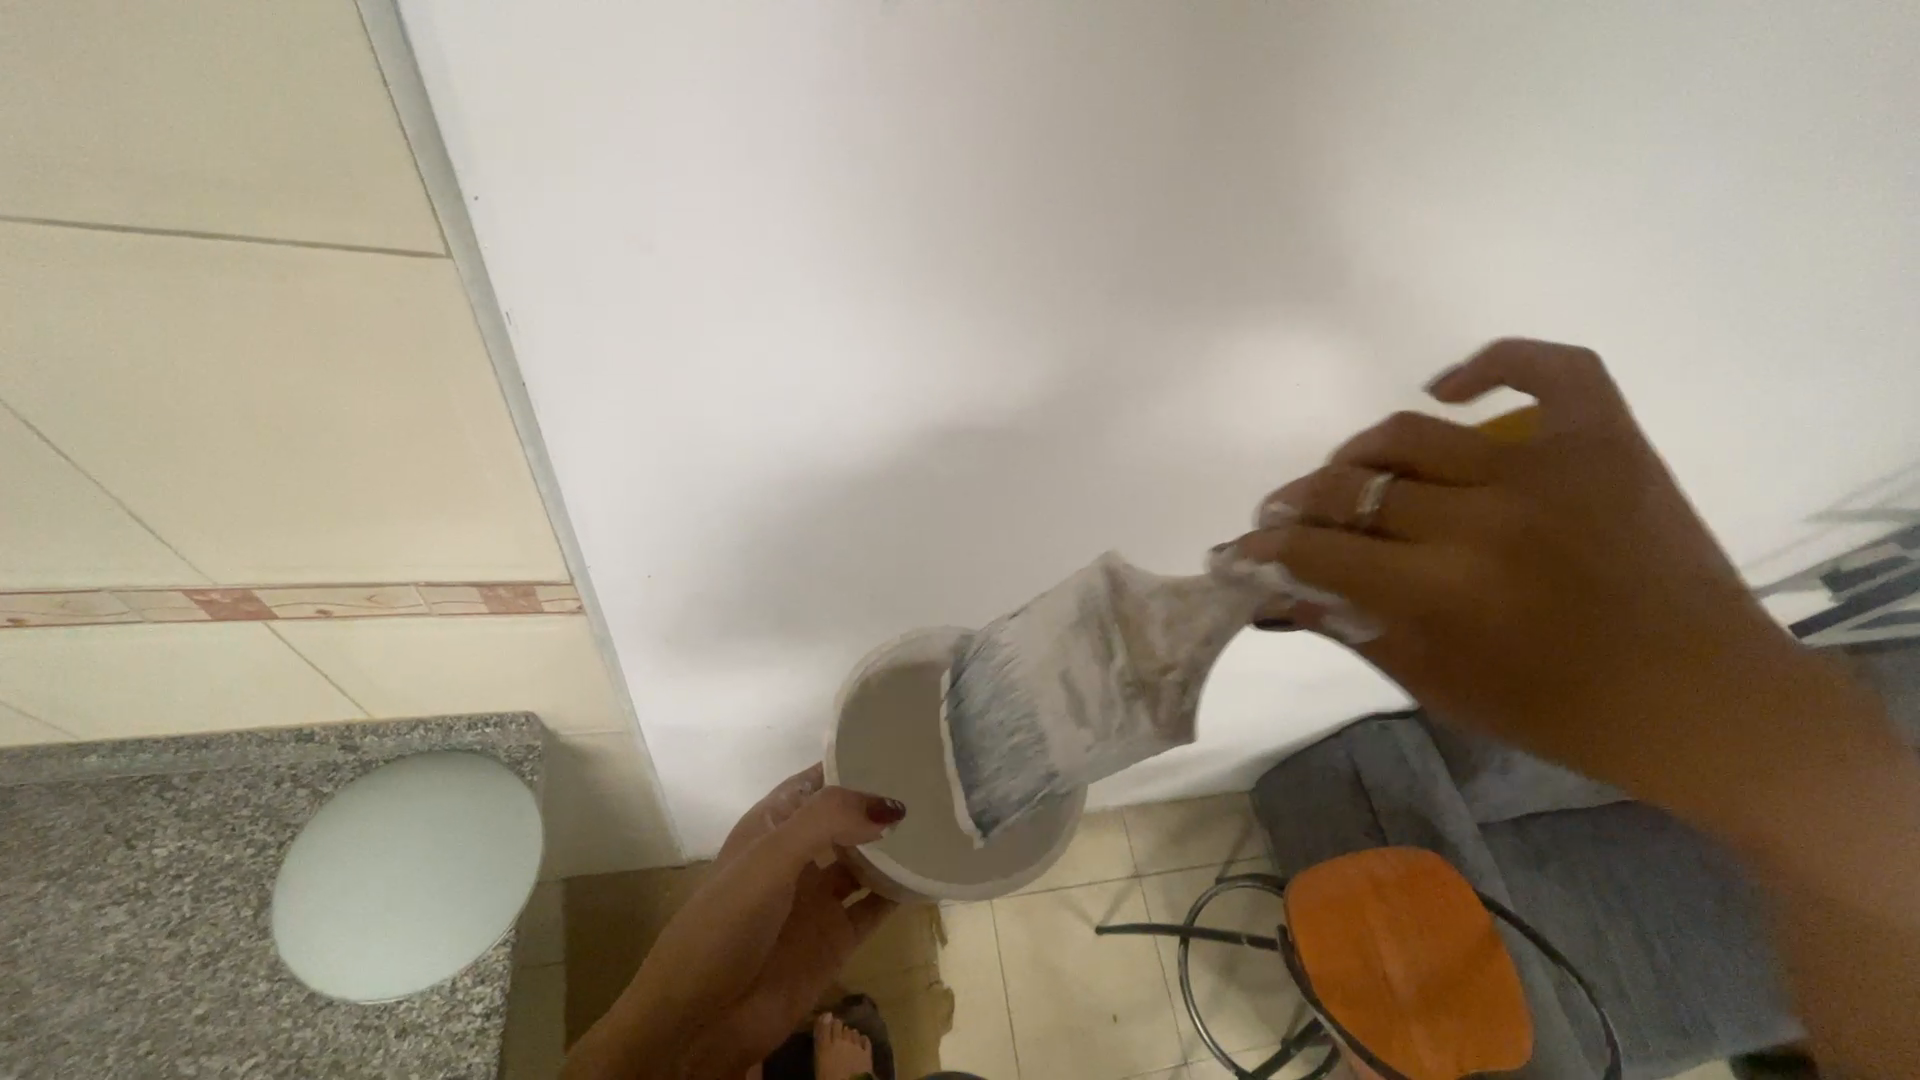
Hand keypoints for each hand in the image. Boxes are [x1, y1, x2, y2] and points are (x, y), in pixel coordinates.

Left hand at [563, 765, 903, 1079]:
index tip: (900, 745)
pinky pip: (877, 905)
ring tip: (943, 822)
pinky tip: (933, 875)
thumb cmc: (725, 923)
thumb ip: (827, 821)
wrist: (701, 1019)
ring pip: (866, 861)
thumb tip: (892, 807)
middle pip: (847, 819)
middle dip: (881, 804)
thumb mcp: (770, 857)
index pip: (816, 781)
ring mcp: (818, 898)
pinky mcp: (836, 938)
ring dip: (896, 846)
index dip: (851, 762)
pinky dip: (903, 892)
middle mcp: (798, 855)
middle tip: (935, 782)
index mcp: (772, 825)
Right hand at [1217, 339, 1819, 810]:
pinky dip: (1493, 363)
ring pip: (1411, 434)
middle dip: (1296, 506)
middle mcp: (1483, 518)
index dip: (1263, 550)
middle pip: (1352, 487)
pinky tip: (1448, 389)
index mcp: (1441, 591)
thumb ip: (1347, 627)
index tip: (1236, 552)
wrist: (1704, 700)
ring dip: (1357, 455)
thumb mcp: (1434, 683)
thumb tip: (1270, 595)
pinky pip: (1549, 370)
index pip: (1317, 550)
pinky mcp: (1606, 442)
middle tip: (1282, 518)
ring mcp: (1548, 468)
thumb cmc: (1556, 709)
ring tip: (1346, 475)